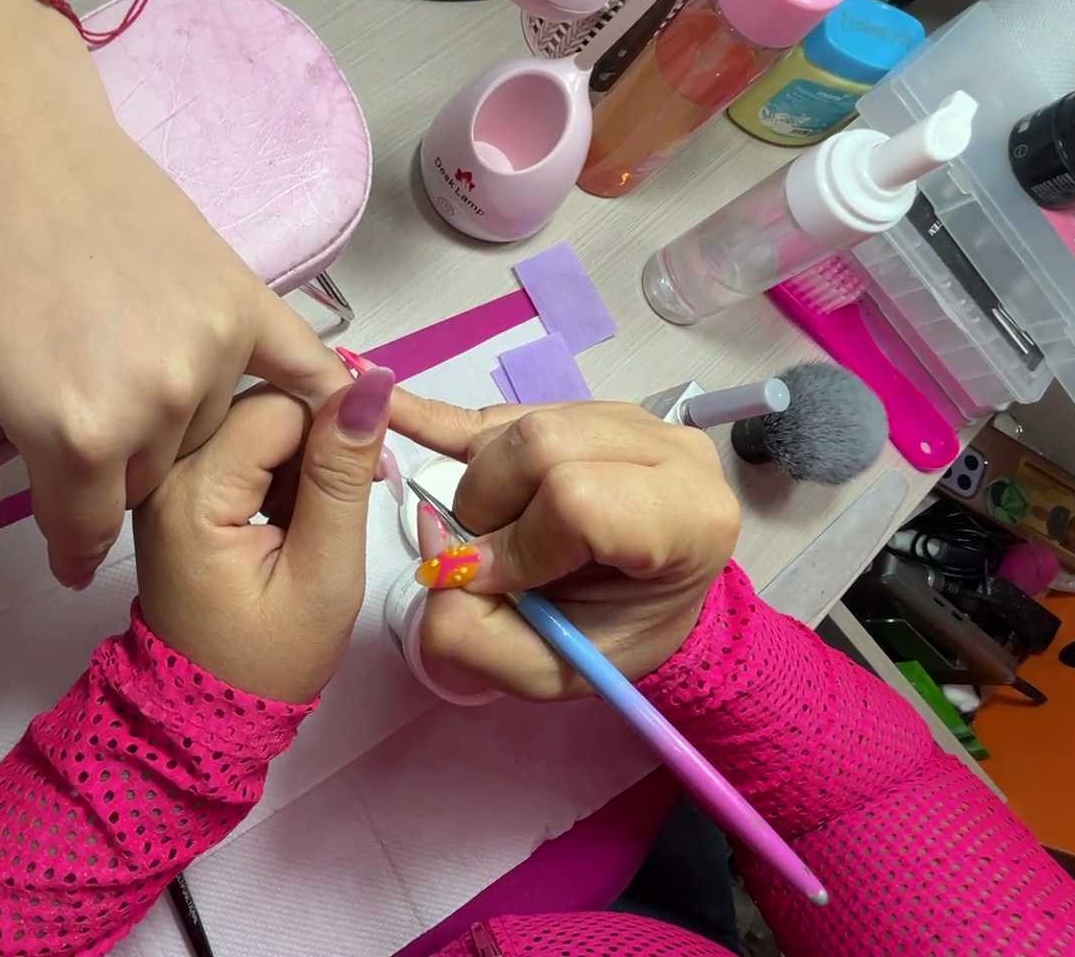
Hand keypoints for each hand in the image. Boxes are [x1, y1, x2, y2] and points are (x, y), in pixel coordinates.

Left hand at [0, 110, 348, 656]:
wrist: (4, 136)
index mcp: (77, 432)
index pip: (89, 532)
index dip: (65, 532)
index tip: (60, 521)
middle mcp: (161, 399)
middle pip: (151, 486)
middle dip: (113, 474)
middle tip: (80, 413)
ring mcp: (215, 346)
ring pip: (206, 437)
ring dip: (174, 428)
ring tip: (130, 369)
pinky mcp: (248, 302)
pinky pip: (304, 371)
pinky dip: (325, 400)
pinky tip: (355, 421)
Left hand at [133, 369, 394, 702]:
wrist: (208, 708)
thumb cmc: (269, 657)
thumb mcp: (324, 572)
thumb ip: (342, 477)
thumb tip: (370, 388)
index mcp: (193, 492)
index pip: (279, 406)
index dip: (337, 423)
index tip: (371, 470)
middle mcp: (168, 471)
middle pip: (263, 406)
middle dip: (320, 441)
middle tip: (350, 497)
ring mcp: (168, 478)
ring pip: (256, 421)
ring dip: (302, 456)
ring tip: (317, 517)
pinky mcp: (180, 489)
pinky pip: (241, 447)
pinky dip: (280, 470)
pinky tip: (292, 513)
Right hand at [390, 394, 740, 699]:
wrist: (645, 601)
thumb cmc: (611, 636)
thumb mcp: (546, 672)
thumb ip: (472, 631)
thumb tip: (437, 545)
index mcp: (687, 516)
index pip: (576, 499)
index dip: (518, 544)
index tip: (498, 581)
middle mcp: (665, 448)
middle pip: (537, 446)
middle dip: (486, 505)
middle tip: (489, 553)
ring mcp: (622, 416)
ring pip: (512, 427)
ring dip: (480, 483)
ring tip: (497, 528)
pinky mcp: (573, 407)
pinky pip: (495, 409)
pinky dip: (432, 415)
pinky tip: (387, 402)